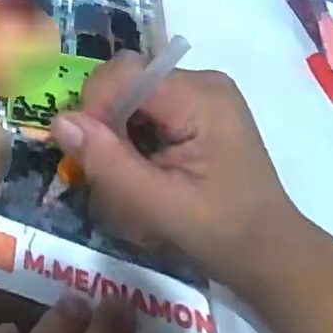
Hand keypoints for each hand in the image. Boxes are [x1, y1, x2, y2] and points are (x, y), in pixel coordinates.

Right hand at [51, 54, 297, 276]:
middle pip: (126, 80)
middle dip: (106, 123)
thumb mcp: (162, 208)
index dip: (96, 105)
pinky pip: (143, 105)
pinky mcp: (194, 105)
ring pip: (130, 94)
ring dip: (117, 133)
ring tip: (130, 177)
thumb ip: (110, 164)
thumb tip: (58, 121)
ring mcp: (198, 91)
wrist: (274, 258)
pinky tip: (144, 169)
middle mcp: (200, 80)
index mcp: (201, 96)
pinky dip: (132, 135)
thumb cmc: (224, 235)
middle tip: (110, 172)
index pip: (126, 73)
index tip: (89, 152)